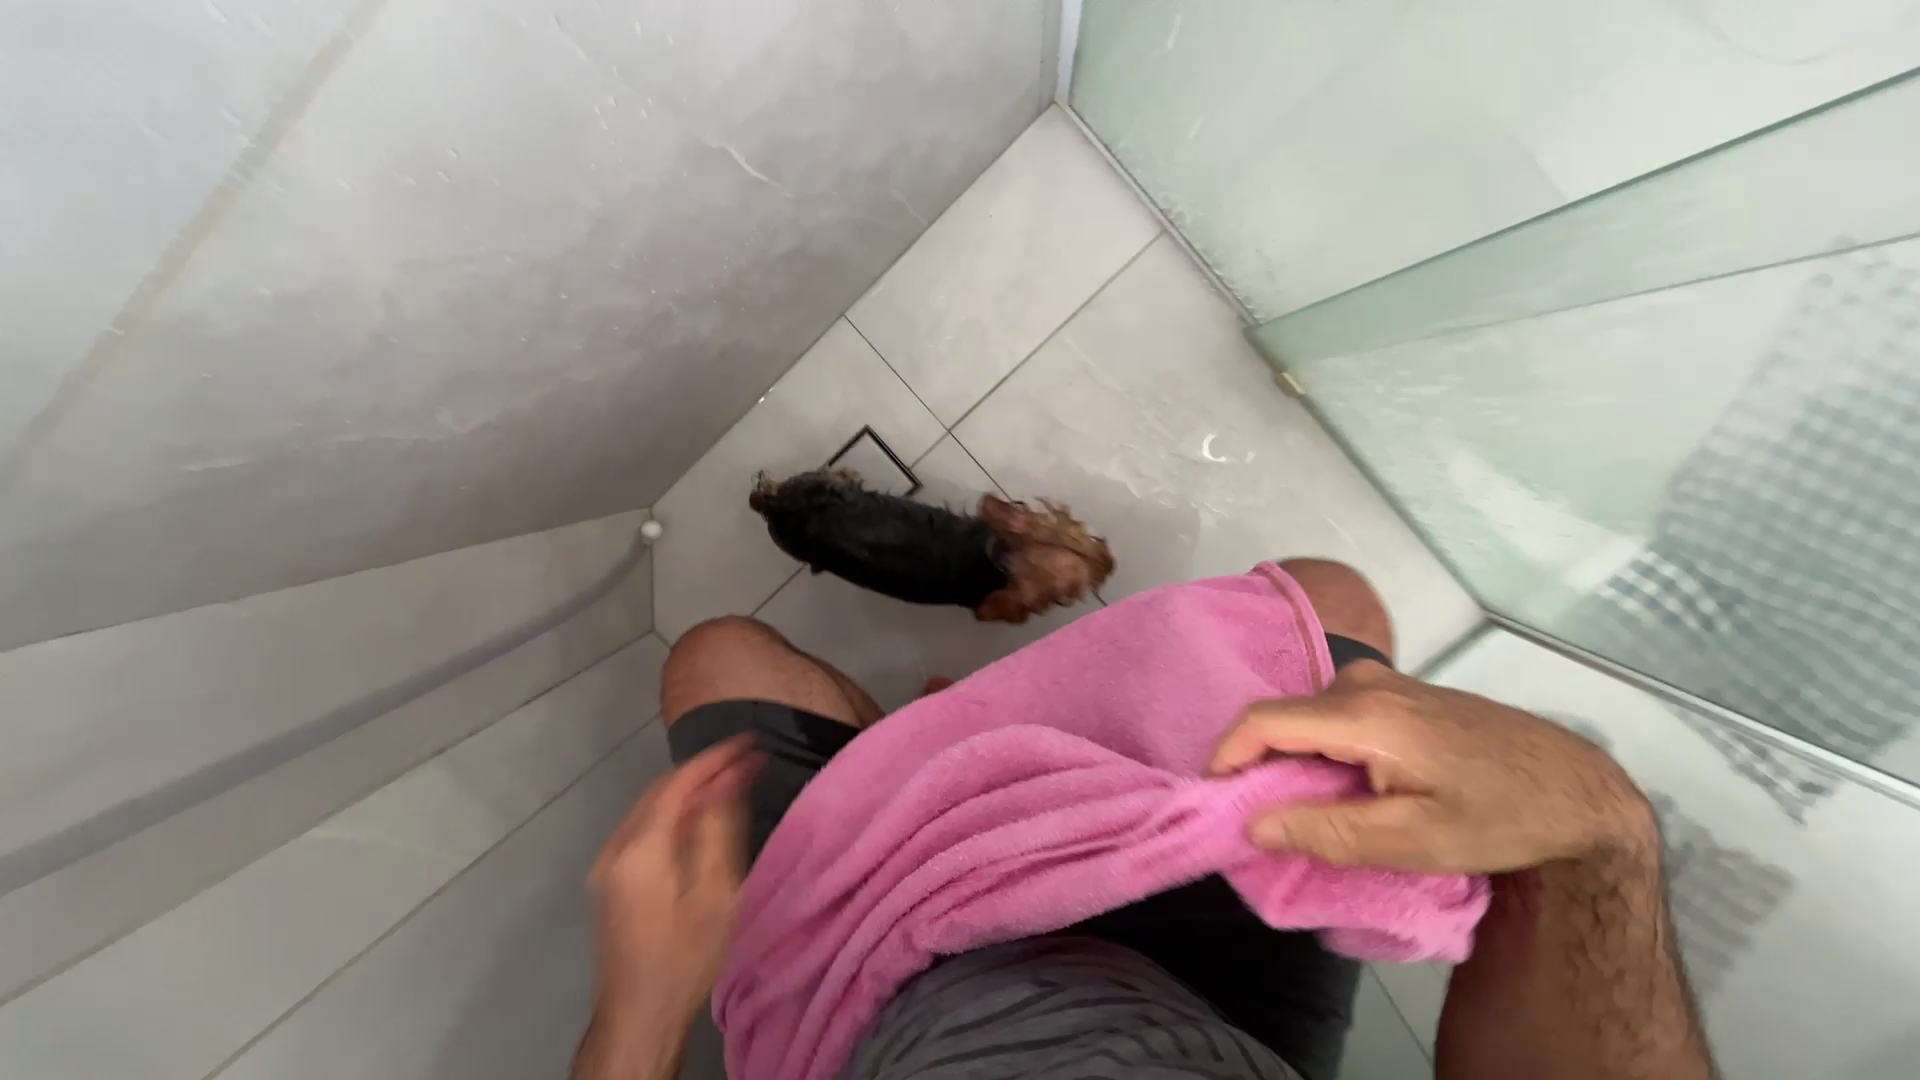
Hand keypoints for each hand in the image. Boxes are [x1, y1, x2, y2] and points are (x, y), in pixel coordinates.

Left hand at [589, 737, 760, 1030]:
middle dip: (706, 768)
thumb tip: (726, 779)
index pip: (680, 781)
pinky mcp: (612, 880)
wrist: (639, 1017)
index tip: (751, 741)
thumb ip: (718, 829)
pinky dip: (676, 810)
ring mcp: (608, 865)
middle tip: (748, 758)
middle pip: (662, 789)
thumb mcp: (715, 892)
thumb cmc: (686, 956)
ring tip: (733, 779)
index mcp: (640, 848)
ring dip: (692, 788)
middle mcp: (616, 847)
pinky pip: (645, 826)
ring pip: (653, 806)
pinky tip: (702, 814)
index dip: (717, 757)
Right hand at [1211, 662, 1652, 874]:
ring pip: (1305, 716)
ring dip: (1291, 759)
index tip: (1215, 798)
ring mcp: (1380, 681)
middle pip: (1281, 718)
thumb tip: (1253, 827)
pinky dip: (1318, 749)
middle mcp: (1361, 682)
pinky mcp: (1393, 690)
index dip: (1226, 756)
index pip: (1263, 721)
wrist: (1580, 788)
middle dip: (1259, 765)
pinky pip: (1331, 714)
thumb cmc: (1501, 817)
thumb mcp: (1415, 841)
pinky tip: (1343, 786)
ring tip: (1303, 809)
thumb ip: (1327, 832)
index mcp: (1362, 713)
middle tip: (1262, 817)